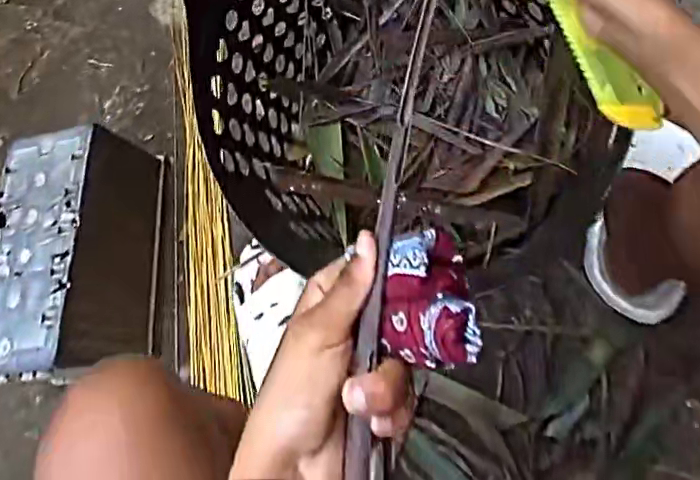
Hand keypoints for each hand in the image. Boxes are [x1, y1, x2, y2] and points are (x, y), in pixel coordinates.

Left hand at [230, 232, 416, 479]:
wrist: (296, 469)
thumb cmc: (288, 395)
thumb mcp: (318, 331)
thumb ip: (349, 288)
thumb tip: (367, 241)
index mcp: (330, 300)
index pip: (370, 271)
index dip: (391, 275)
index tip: (411, 280)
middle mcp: (352, 329)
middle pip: (397, 316)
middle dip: (392, 342)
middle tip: (380, 350)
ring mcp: (368, 366)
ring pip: (404, 361)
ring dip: (382, 386)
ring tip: (355, 397)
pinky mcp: (382, 402)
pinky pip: (407, 397)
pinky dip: (389, 412)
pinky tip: (368, 420)